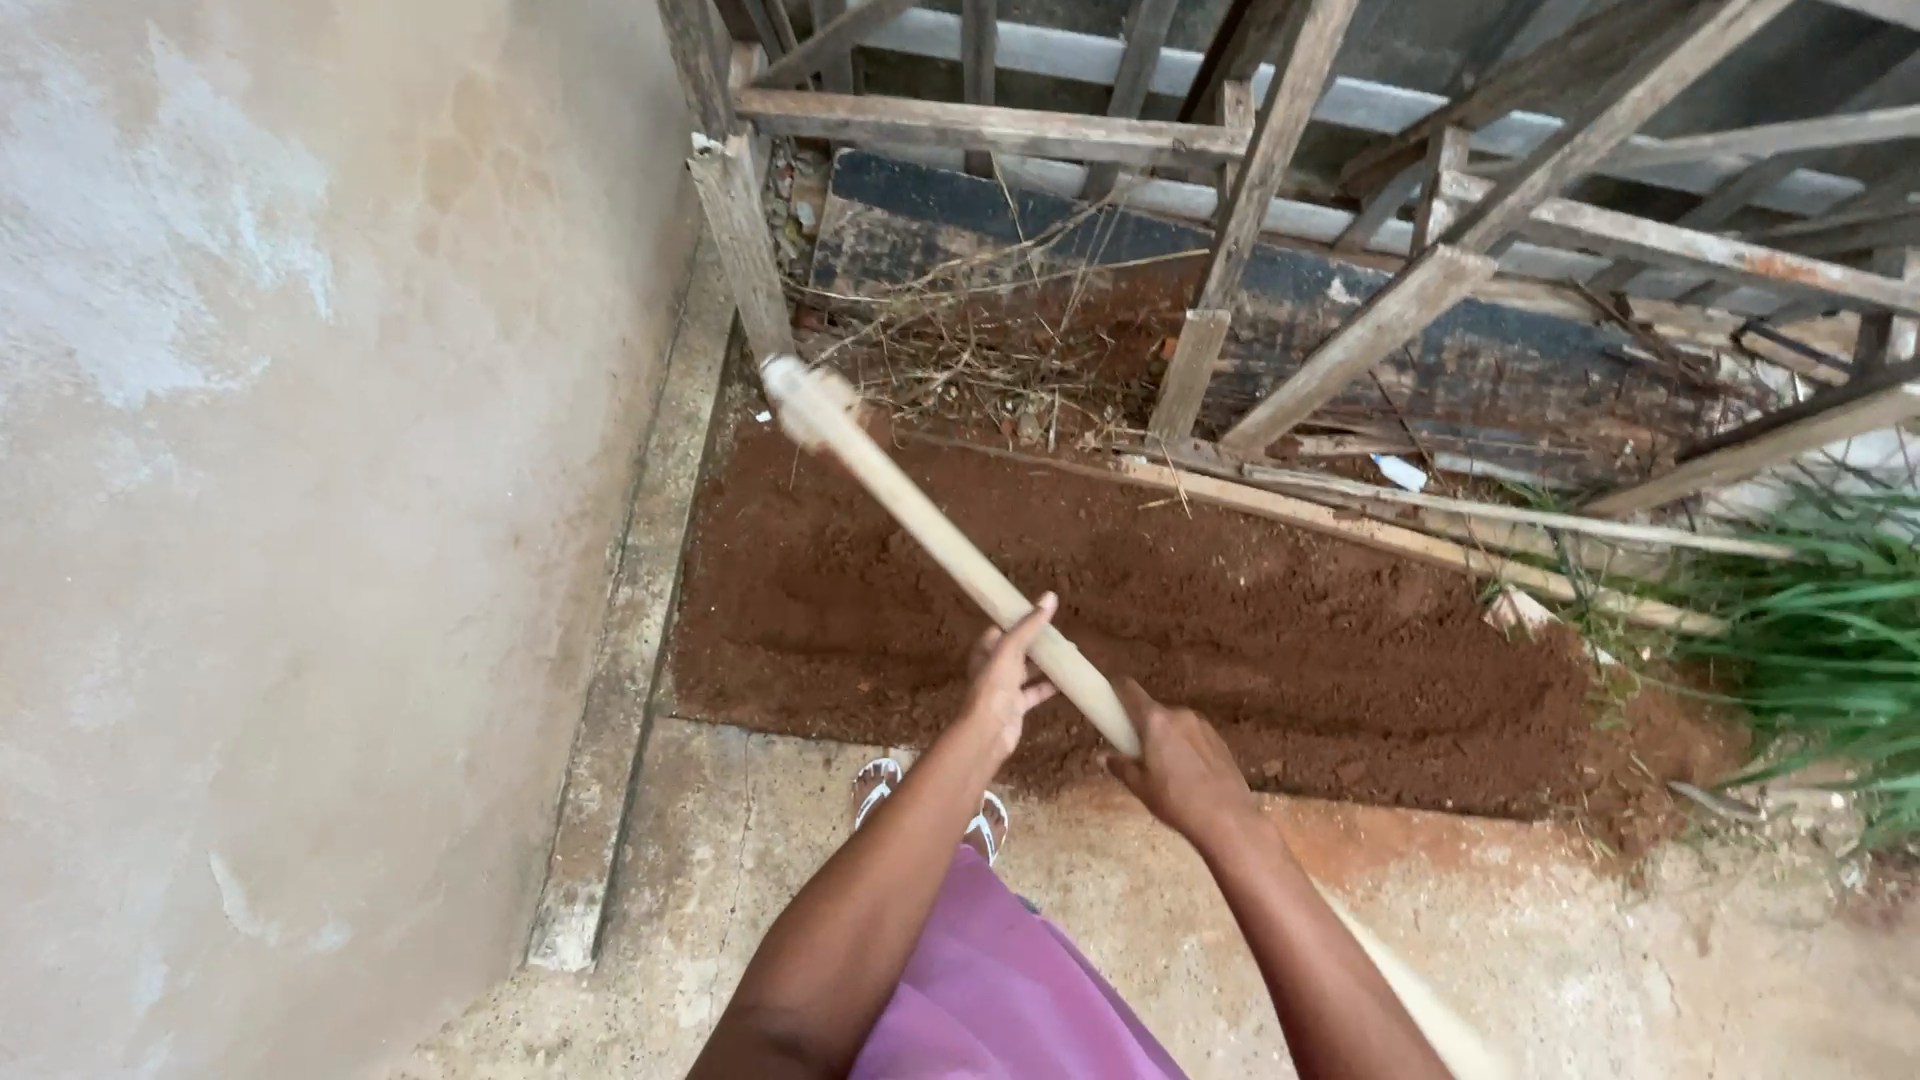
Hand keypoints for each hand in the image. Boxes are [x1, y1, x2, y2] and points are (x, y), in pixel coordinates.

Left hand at [956, 593, 1060, 763]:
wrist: (988, 731)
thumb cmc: (994, 685)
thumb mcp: (1011, 649)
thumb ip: (1030, 625)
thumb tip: (1049, 597)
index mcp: (986, 650)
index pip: (1004, 628)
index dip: (1021, 621)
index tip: (1043, 614)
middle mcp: (994, 666)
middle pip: (1019, 650)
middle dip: (1039, 643)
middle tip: (1062, 636)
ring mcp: (1005, 688)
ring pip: (1029, 671)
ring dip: (1047, 664)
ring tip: (1070, 654)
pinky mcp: (1017, 706)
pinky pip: (1036, 692)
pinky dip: (1051, 686)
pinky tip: (1068, 681)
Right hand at [1105, 679, 1262, 853]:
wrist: (1229, 820)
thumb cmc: (1176, 801)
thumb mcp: (1140, 787)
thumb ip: (1120, 766)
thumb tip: (1103, 757)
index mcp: (1155, 721)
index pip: (1129, 689)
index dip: (1115, 689)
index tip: (1109, 700)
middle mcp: (1179, 714)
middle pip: (1153, 711)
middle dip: (1143, 726)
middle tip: (1140, 753)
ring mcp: (1203, 725)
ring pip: (1175, 724)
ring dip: (1167, 737)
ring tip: (1168, 770)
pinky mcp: (1220, 740)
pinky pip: (1193, 735)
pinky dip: (1186, 746)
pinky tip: (1191, 775)